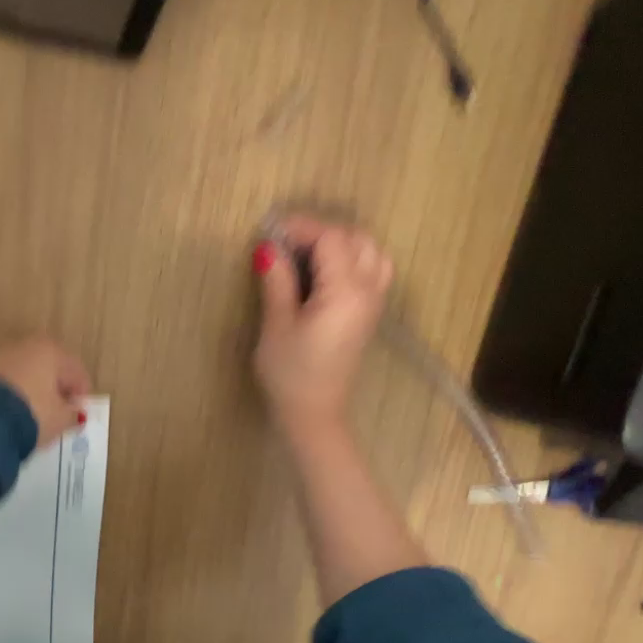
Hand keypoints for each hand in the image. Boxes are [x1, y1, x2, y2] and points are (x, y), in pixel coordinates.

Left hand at [0, 337, 92, 448]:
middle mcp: (25, 345)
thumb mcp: (59, 421)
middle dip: (53, 391)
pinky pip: (3, 383)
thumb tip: (75, 413)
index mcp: (51, 351)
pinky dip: (9, 395)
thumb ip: (72, 415)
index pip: (76, 372)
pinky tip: (9, 414)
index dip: (80, 396)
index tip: (78, 415)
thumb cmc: (31, 415)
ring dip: (30, 391)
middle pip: (48, 368)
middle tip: (56, 416)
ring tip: (30, 417)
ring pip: (23, 374)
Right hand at [252, 217, 394, 441]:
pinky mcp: (368, 314)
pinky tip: (323, 273)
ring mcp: (373, 302)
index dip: (302, 228)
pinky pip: (371, 271)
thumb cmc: (290, 374)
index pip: (331, 239)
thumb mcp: (277, 326)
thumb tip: (269, 248)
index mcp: (345, 291)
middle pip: (356, 239)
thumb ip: (278, 282)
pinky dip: (351, 260)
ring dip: (340, 244)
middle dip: (322, 232)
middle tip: (286, 244)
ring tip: (306, 255)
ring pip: (369, 252)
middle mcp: (368, 290)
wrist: (314, 414)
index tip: (270, 231)